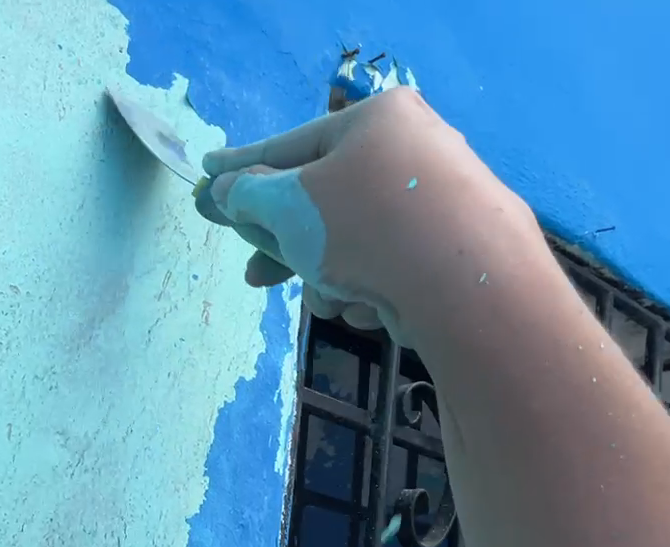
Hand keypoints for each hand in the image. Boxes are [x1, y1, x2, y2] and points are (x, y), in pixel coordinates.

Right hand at [194, 88, 539, 337]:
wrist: (462, 282)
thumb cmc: (363, 226)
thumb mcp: (286, 205)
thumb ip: (246, 193)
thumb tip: (226, 186)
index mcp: (375, 121)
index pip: (289, 144)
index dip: (241, 165)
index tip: (208, 173)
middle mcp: (409, 150)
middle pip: (317, 204)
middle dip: (284, 249)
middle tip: (255, 276)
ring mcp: (431, 199)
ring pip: (343, 243)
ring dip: (322, 278)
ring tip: (328, 296)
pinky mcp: (444, 247)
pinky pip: (377, 265)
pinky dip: (361, 288)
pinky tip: (366, 304)